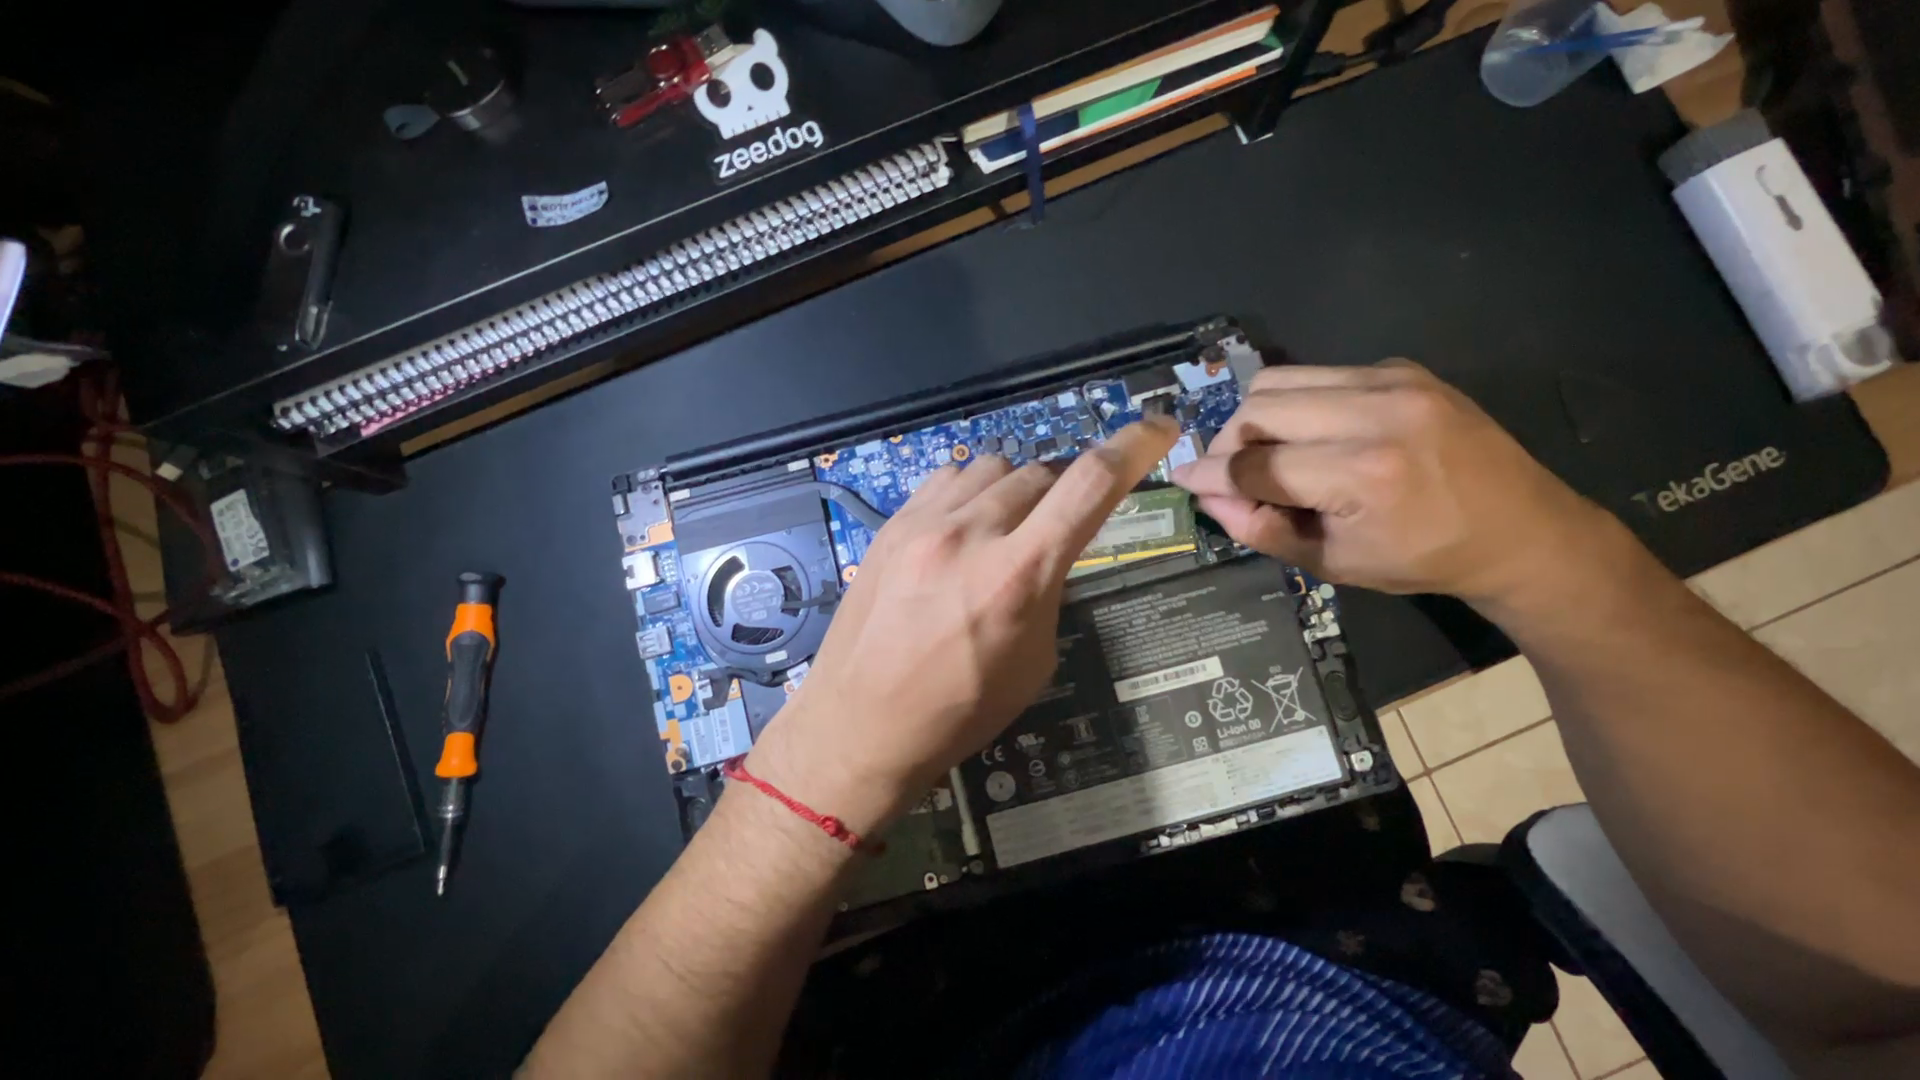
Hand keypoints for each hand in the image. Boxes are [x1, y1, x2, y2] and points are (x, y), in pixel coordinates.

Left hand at [746, 417, 1180, 835]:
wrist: (860, 724)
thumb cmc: (958, 710)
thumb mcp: (1033, 661)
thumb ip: (1048, 590)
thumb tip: (1045, 549)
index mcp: (1018, 574)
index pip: (1091, 484)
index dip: (1134, 447)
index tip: (1159, 428)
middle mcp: (971, 532)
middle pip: (1042, 472)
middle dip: (1064, 492)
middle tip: (1058, 526)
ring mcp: (924, 522)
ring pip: (994, 467)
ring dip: (1015, 490)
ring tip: (1006, 530)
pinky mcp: (891, 524)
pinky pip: (947, 478)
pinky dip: (970, 493)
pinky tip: (962, 527)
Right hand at [1171, 361, 1614, 607]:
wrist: (1522, 529)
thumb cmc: (1425, 559)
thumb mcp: (1336, 563)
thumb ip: (1264, 529)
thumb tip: (1210, 496)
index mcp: (1363, 475)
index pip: (1254, 466)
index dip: (1210, 477)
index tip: (1184, 481)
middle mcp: (1376, 414)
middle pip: (1258, 407)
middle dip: (1228, 443)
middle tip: (1231, 474)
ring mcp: (1393, 381)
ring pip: (1281, 379)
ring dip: (1256, 416)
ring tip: (1265, 451)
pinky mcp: (1402, 368)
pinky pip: (1320, 374)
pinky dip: (1298, 404)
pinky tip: (1313, 435)